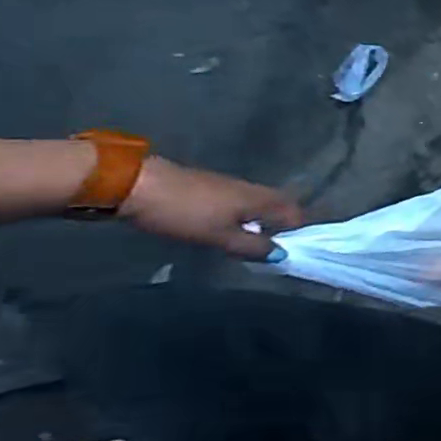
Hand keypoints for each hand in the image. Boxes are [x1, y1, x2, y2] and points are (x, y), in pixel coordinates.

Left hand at [119, 157, 304, 258]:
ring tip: (250, 242)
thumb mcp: (219, 236)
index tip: (293, 252)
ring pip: (261, 206)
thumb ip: (252, 246)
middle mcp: (257, 190)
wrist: (141, 185)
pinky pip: (244, 204)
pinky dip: (245, 217)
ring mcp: (235, 186)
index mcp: (264, 200)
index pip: (296, 215)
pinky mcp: (216, 187)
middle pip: (281, 209)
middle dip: (281, 228)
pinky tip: (228, 229)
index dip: (299, 233)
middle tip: (272, 249)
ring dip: (262, 223)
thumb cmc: (185, 213)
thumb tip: (281, 255)